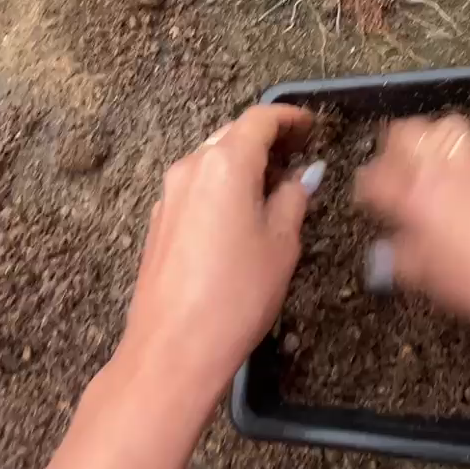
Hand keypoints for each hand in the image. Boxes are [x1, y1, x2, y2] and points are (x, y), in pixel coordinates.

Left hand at [117, 105, 322, 397]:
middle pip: (233, 134)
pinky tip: (240, 212)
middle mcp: (192, 167)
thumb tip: (304, 174)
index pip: (259, 119)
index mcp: (226, 163)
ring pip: (212, 158)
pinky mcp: (160, 219)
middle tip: (298, 155)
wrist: (170, 351)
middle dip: (266, 139)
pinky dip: (222, 183)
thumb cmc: (236, 295)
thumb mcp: (282, 243)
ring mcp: (170, 193)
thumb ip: (294, 197)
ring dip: (243, 161)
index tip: (310, 125)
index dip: (288, 117)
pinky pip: (197, 184)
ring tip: (273, 185)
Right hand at [355, 113, 469, 335]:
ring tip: (425, 168)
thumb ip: (401, 259)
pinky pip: (466, 144)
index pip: (374, 176)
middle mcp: (440, 167)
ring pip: (436, 128)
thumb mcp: (433, 280)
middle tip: (392, 174)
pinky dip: (454, 154)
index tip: (366, 201)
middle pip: (402, 132)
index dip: (365, 189)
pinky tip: (459, 180)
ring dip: (424, 143)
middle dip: (391, 149)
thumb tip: (388, 251)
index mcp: (415, 195)